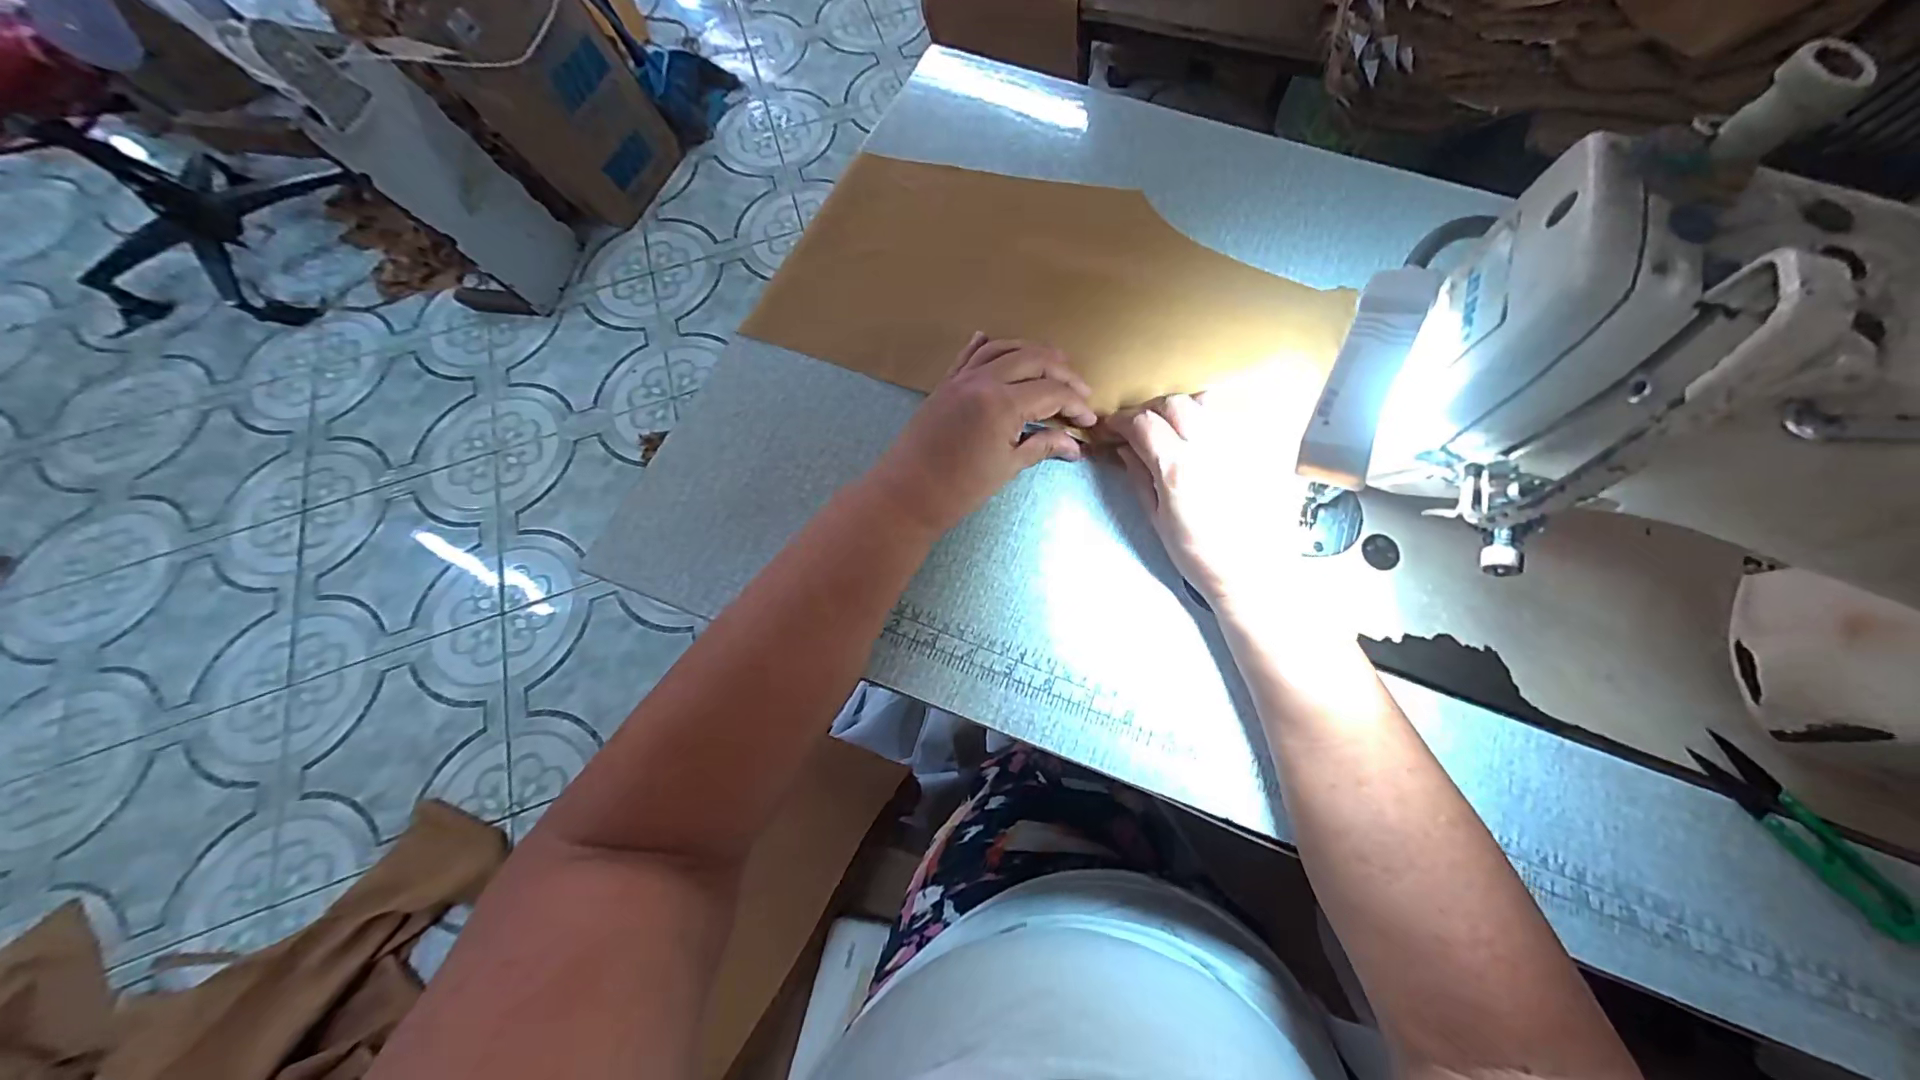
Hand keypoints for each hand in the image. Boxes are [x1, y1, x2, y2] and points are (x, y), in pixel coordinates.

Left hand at [864, 333, 1098, 534]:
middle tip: (1079, 391)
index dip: (1075, 404)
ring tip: (1052, 364)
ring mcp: (960, 379)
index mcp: (1002, 403)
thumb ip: (1042, 446)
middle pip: (1032, 360)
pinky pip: (968, 356)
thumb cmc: (959, 489)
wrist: (906, 495)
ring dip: (1030, 352)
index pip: (1051, 391)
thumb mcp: (1007, 467)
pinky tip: (991, 338)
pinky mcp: (944, 385)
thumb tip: (1074, 446)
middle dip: (1061, 372)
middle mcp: (982, 380)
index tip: (1089, 420)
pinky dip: (985, 346)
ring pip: (1002, 349)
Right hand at [1110, 393, 1303, 609]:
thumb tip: (1125, 448)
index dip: (1123, 421)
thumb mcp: (1157, 518)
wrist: (1252, 571)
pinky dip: (1209, 422)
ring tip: (1173, 431)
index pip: (1144, 422)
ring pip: (1204, 404)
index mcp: (1177, 467)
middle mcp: (1209, 446)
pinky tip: (1204, 443)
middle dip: (1151, 410)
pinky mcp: (1260, 448)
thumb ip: (1139, 476)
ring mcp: (1238, 444)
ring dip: (1181, 412)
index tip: (1114, 428)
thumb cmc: (1198, 554)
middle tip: (1141, 428)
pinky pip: (1230, 419)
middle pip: (1174, 403)